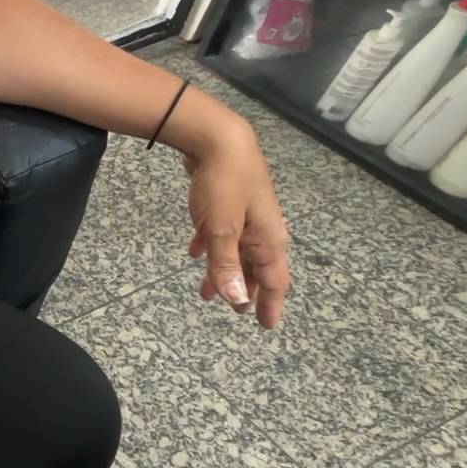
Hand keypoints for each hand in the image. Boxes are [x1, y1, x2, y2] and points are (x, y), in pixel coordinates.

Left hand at [180, 119, 291, 329]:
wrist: (218, 141)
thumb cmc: (222, 186)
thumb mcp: (221, 230)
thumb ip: (225, 266)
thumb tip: (236, 300)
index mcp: (267, 240)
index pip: (273, 280)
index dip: (268, 304)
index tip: (265, 326)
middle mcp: (261, 230)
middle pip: (254, 269)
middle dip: (243, 291)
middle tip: (235, 313)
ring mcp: (244, 216)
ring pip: (234, 253)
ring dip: (221, 272)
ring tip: (205, 292)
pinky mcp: (225, 205)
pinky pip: (218, 234)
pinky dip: (208, 247)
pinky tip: (193, 254)